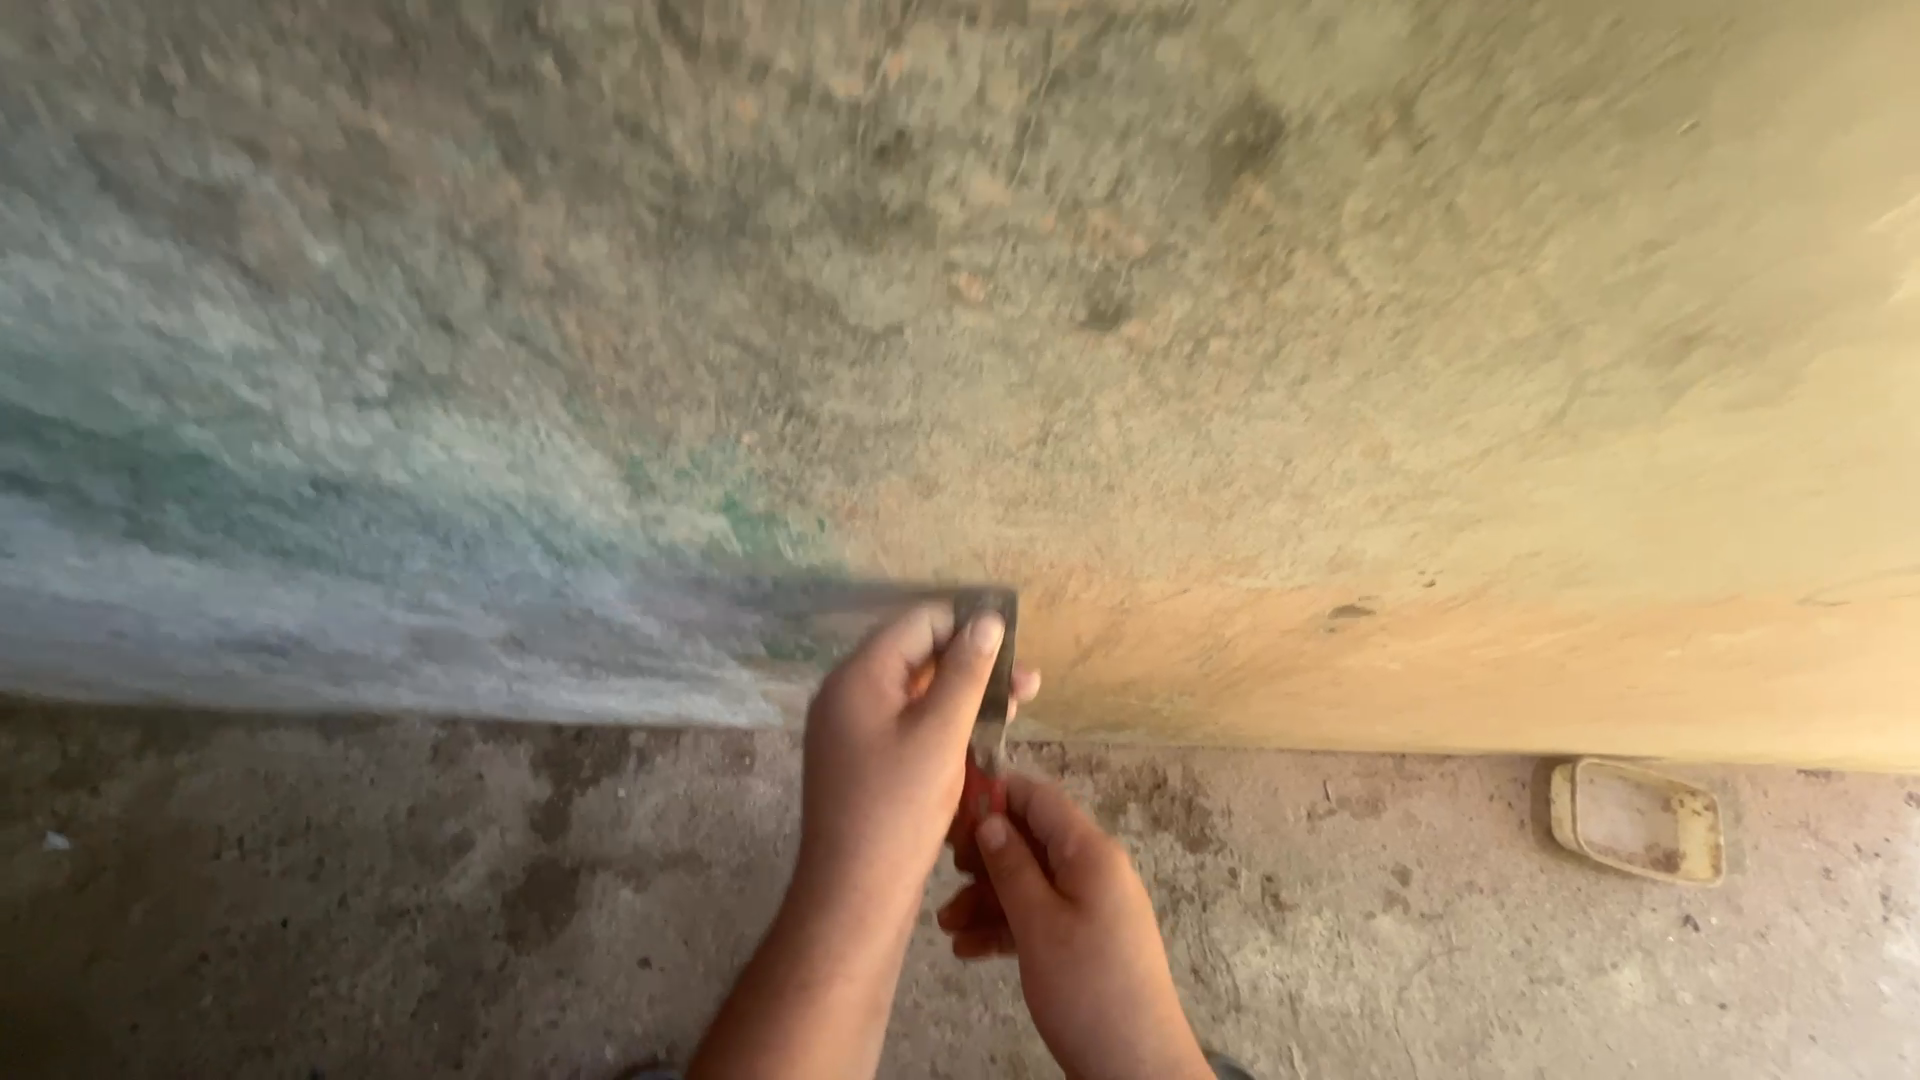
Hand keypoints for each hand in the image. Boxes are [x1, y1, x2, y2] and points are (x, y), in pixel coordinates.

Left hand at [796, 602, 1038, 909]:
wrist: (853, 897)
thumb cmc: (898, 810)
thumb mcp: (940, 733)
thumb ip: (966, 672)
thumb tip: (988, 620)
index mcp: (859, 675)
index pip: (919, 622)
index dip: (968, 625)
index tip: (1014, 642)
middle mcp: (849, 692)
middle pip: (919, 655)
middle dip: (974, 664)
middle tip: (1028, 683)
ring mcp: (854, 727)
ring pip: (918, 693)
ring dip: (966, 695)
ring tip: (1019, 706)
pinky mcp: (865, 757)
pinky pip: (909, 723)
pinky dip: (946, 723)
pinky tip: (985, 735)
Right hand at [937, 774, 1211, 1079]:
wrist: (1136, 1070)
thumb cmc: (1086, 986)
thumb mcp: (1038, 923)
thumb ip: (1010, 865)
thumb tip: (989, 817)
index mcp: (1089, 851)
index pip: (1039, 798)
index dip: (996, 796)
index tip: (952, 815)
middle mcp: (1092, 868)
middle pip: (1030, 840)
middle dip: (984, 855)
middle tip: (946, 874)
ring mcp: (1089, 905)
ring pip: (1029, 881)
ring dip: (986, 898)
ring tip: (946, 926)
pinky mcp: (1083, 938)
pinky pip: (1038, 914)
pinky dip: (1005, 925)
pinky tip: (968, 948)